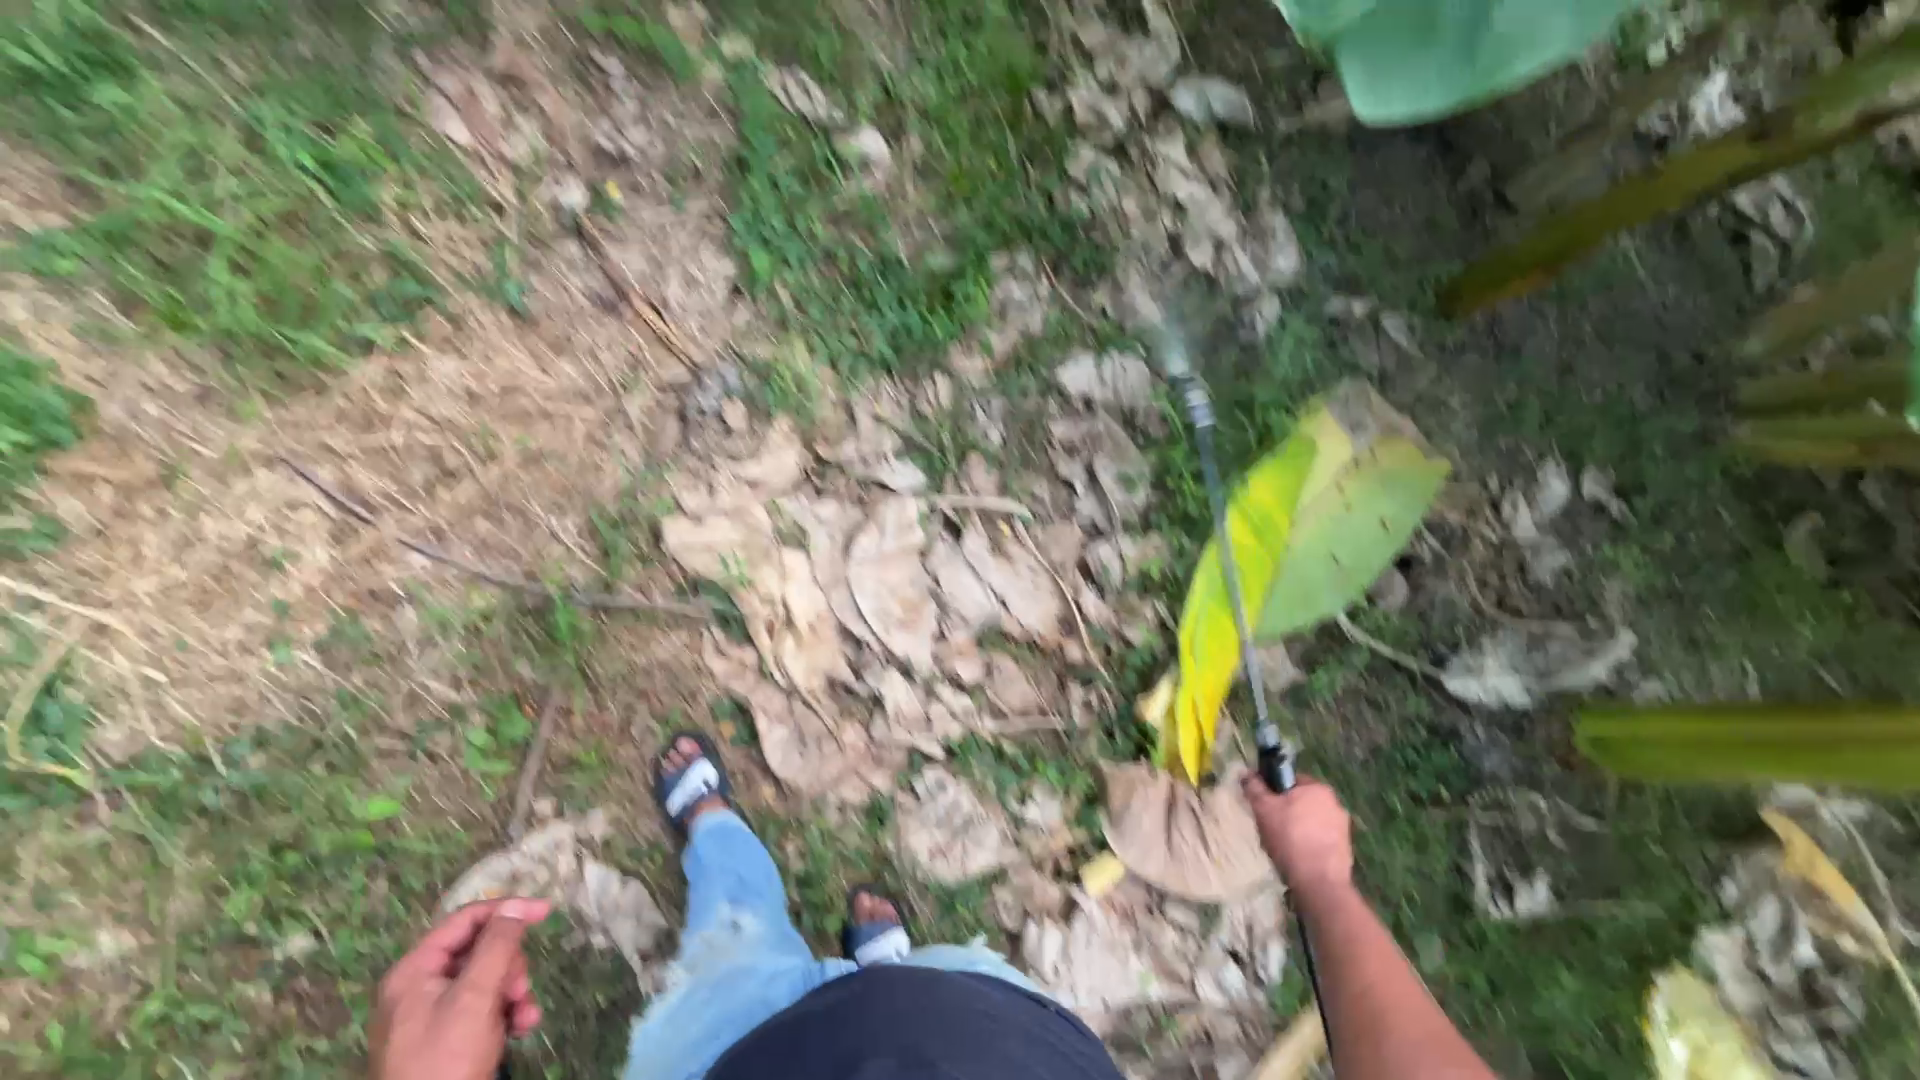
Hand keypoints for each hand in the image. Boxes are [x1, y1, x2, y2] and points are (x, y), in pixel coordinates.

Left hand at [369, 898, 551, 1079]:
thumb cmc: (446, 1058)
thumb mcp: (475, 997)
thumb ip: (497, 945)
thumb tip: (515, 906)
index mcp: (415, 970)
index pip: (466, 920)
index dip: (507, 910)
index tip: (548, 912)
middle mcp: (420, 987)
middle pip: (480, 951)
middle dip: (510, 966)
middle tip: (519, 988)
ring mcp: (433, 1015)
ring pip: (488, 979)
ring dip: (514, 992)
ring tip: (523, 1013)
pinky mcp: (449, 1038)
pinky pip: (485, 1008)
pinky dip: (507, 1013)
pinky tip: (522, 1027)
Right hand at [1241, 773, 1352, 898]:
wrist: (1319, 881)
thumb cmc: (1290, 838)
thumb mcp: (1263, 809)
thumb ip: (1254, 788)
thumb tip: (1245, 772)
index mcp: (1318, 788)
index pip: (1291, 780)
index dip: (1274, 791)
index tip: (1264, 806)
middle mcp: (1335, 803)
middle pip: (1302, 802)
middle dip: (1287, 811)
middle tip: (1270, 826)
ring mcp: (1343, 827)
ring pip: (1312, 821)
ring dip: (1299, 828)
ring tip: (1283, 845)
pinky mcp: (1345, 848)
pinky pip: (1320, 839)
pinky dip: (1309, 844)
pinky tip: (1297, 856)